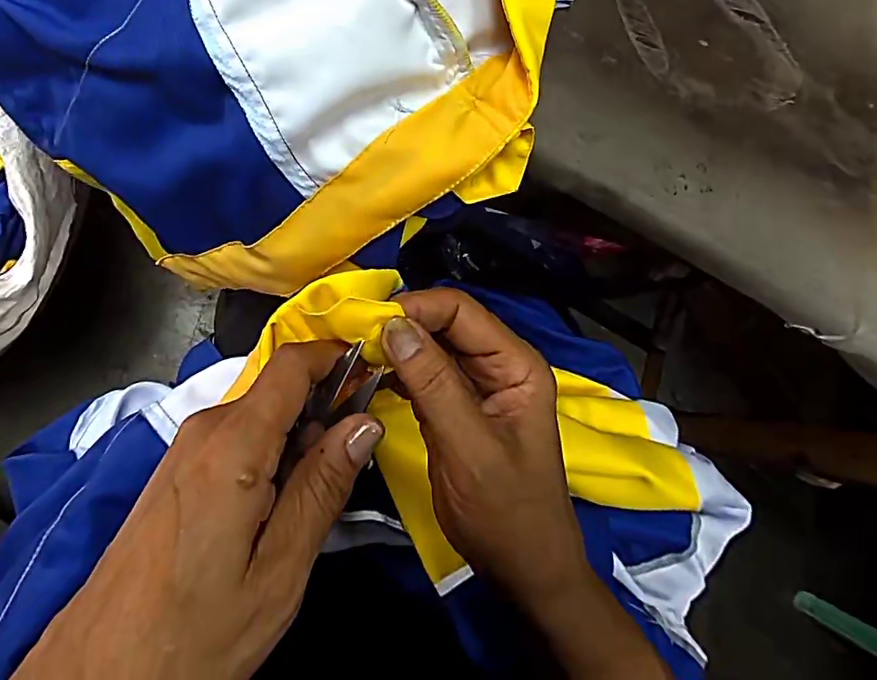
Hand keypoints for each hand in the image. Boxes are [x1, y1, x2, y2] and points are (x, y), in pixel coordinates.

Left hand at [14, 342, 382, 679]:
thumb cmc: (187, 638)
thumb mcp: (278, 571)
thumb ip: (324, 487)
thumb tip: (364, 425)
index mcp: (233, 446)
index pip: (294, 362)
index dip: (339, 359)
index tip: (373, 380)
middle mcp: (205, 433)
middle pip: (282, 388)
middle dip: (325, 409)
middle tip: (352, 460)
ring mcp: (185, 451)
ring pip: (264, 414)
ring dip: (300, 436)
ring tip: (315, 494)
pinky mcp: (176, 473)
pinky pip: (240, 437)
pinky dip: (272, 453)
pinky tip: (276, 507)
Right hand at [386, 289, 673, 679]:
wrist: (524, 568)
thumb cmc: (507, 510)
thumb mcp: (470, 447)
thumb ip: (434, 384)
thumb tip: (394, 326)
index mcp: (516, 364)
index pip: (463, 312)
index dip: (418, 308)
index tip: (369, 320)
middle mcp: (499, 365)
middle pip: (446, 325)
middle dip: (402, 326)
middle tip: (353, 336)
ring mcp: (478, 386)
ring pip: (432, 349)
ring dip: (396, 349)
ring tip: (355, 354)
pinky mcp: (457, 408)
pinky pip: (425, 377)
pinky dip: (398, 375)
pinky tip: (369, 379)